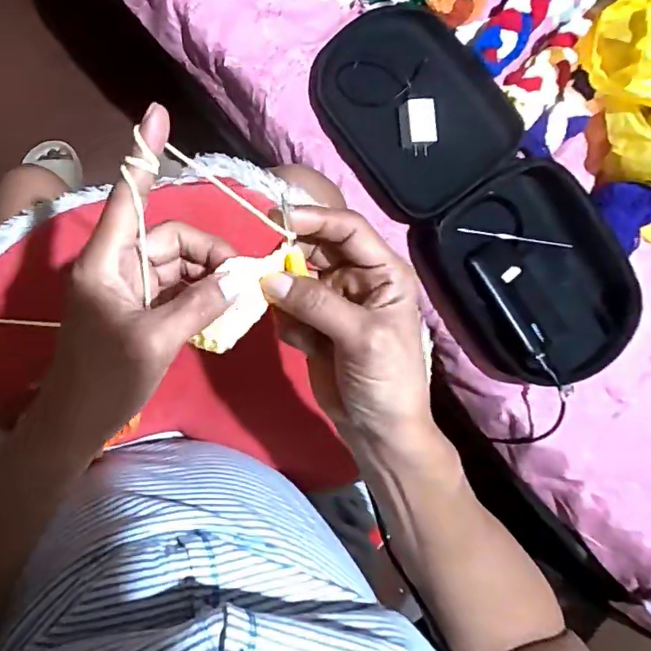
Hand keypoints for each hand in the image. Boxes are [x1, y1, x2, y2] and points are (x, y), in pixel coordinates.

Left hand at [32, 104, 239, 446]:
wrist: (73, 426)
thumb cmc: (104, 382)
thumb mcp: (156, 342)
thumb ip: (199, 304)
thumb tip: (237, 277)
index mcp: (106, 262)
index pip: (127, 197)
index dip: (142, 156)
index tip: (154, 114)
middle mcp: (114, 265)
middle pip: (167, 236)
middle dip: (207, 252)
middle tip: (241, 281)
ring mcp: (124, 288)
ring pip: (173, 262)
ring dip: (205, 275)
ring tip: (235, 298)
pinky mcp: (133, 308)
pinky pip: (171, 287)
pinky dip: (196, 293)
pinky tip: (220, 308)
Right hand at [265, 206, 434, 452]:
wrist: (379, 433)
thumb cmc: (387, 380)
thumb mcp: (361, 337)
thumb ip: (318, 304)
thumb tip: (270, 278)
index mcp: (383, 273)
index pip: (348, 229)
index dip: (315, 219)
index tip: (276, 218)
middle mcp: (358, 280)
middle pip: (317, 248)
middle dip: (291, 256)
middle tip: (263, 269)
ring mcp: (333, 302)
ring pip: (297, 277)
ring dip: (284, 292)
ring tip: (290, 320)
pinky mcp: (313, 325)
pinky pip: (288, 307)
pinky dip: (286, 320)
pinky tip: (302, 344)